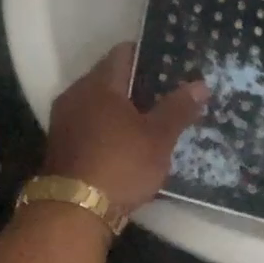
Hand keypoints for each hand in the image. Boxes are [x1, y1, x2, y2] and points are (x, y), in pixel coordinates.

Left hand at [43, 42, 207, 212]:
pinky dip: (110, 130)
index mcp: (99, 83)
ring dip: (123, 111)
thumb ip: (178, 109)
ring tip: (152, 124)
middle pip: (110, 79)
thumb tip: (200, 84)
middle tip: (168, 98)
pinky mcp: (62, 146)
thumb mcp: (158, 138)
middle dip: (138, 87)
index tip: (172, 66)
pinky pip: (91, 127)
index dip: (149, 56)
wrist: (75, 209)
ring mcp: (64, 120)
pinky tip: (128, 146)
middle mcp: (76, 94)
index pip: (124, 53)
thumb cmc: (121, 165)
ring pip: (99, 105)